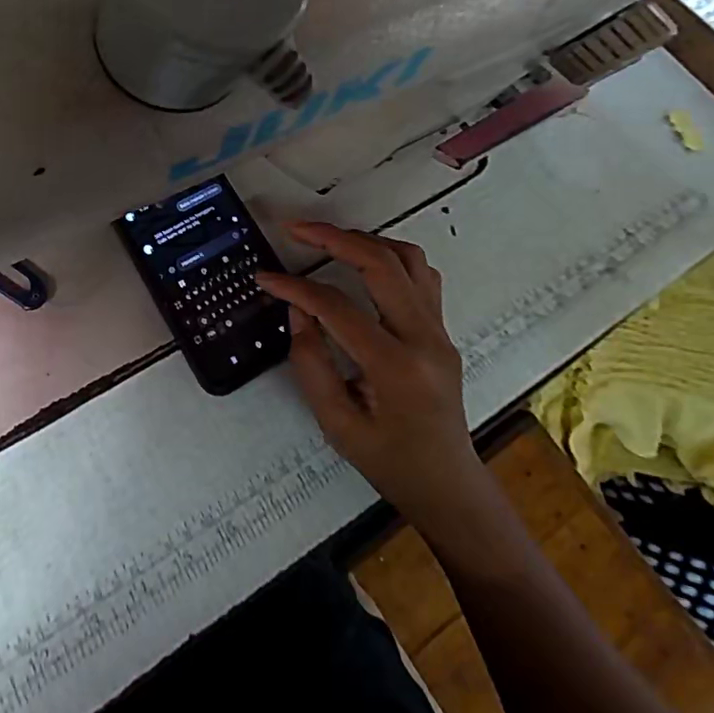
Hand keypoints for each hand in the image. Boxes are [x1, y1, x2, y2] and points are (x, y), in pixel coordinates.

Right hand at [255, 222, 479, 517]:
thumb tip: (298, 311)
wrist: (446, 482)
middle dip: (335, 238)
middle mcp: (425, 338)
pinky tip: (365, 263)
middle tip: (297, 229)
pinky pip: (421, 276)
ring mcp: (440, 330)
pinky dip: (390, 257)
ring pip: (409, 260)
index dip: (296, 287)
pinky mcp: (442, 330)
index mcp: (396, 367)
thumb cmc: (388, 461)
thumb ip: (311, 363)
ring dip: (366, 241)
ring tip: (328, 239)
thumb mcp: (336, 423)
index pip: (338, 308)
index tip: (266, 277)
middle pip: (382, 264)